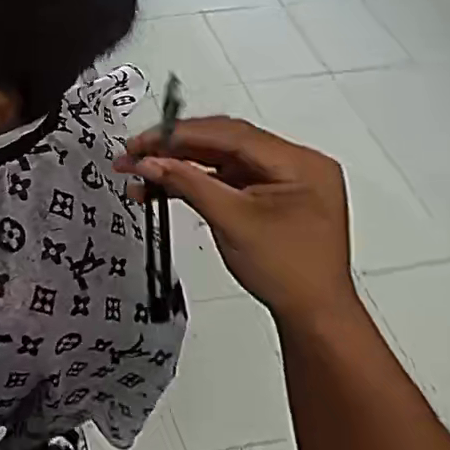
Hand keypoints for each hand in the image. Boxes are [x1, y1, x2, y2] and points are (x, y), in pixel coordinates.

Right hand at [115, 117, 356, 320]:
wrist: (312, 314)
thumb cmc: (292, 274)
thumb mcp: (233, 222)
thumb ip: (189, 185)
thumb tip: (153, 162)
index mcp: (299, 163)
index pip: (231, 135)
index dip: (183, 135)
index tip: (147, 141)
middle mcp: (293, 164)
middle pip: (223, 143)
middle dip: (176, 148)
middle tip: (137, 152)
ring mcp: (280, 180)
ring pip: (219, 161)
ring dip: (180, 166)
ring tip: (141, 173)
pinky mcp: (266, 195)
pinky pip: (224, 179)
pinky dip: (194, 182)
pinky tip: (163, 187)